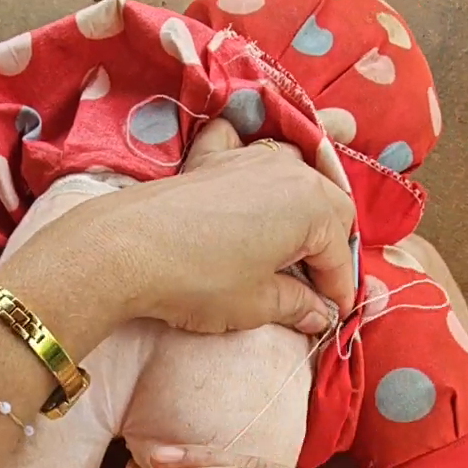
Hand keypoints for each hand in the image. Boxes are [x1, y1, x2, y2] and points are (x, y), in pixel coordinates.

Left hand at [0, 126, 355, 342]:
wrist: (129, 251)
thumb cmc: (202, 281)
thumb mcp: (257, 304)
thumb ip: (297, 305)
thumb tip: (321, 314)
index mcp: (312, 206)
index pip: (338, 252)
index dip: (339, 289)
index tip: (334, 316)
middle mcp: (288, 171)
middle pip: (325, 208)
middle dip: (326, 249)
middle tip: (314, 288)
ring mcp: (248, 157)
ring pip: (292, 179)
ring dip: (298, 212)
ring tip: (288, 250)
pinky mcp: (210, 159)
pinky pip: (244, 151)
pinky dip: (252, 166)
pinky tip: (246, 184)